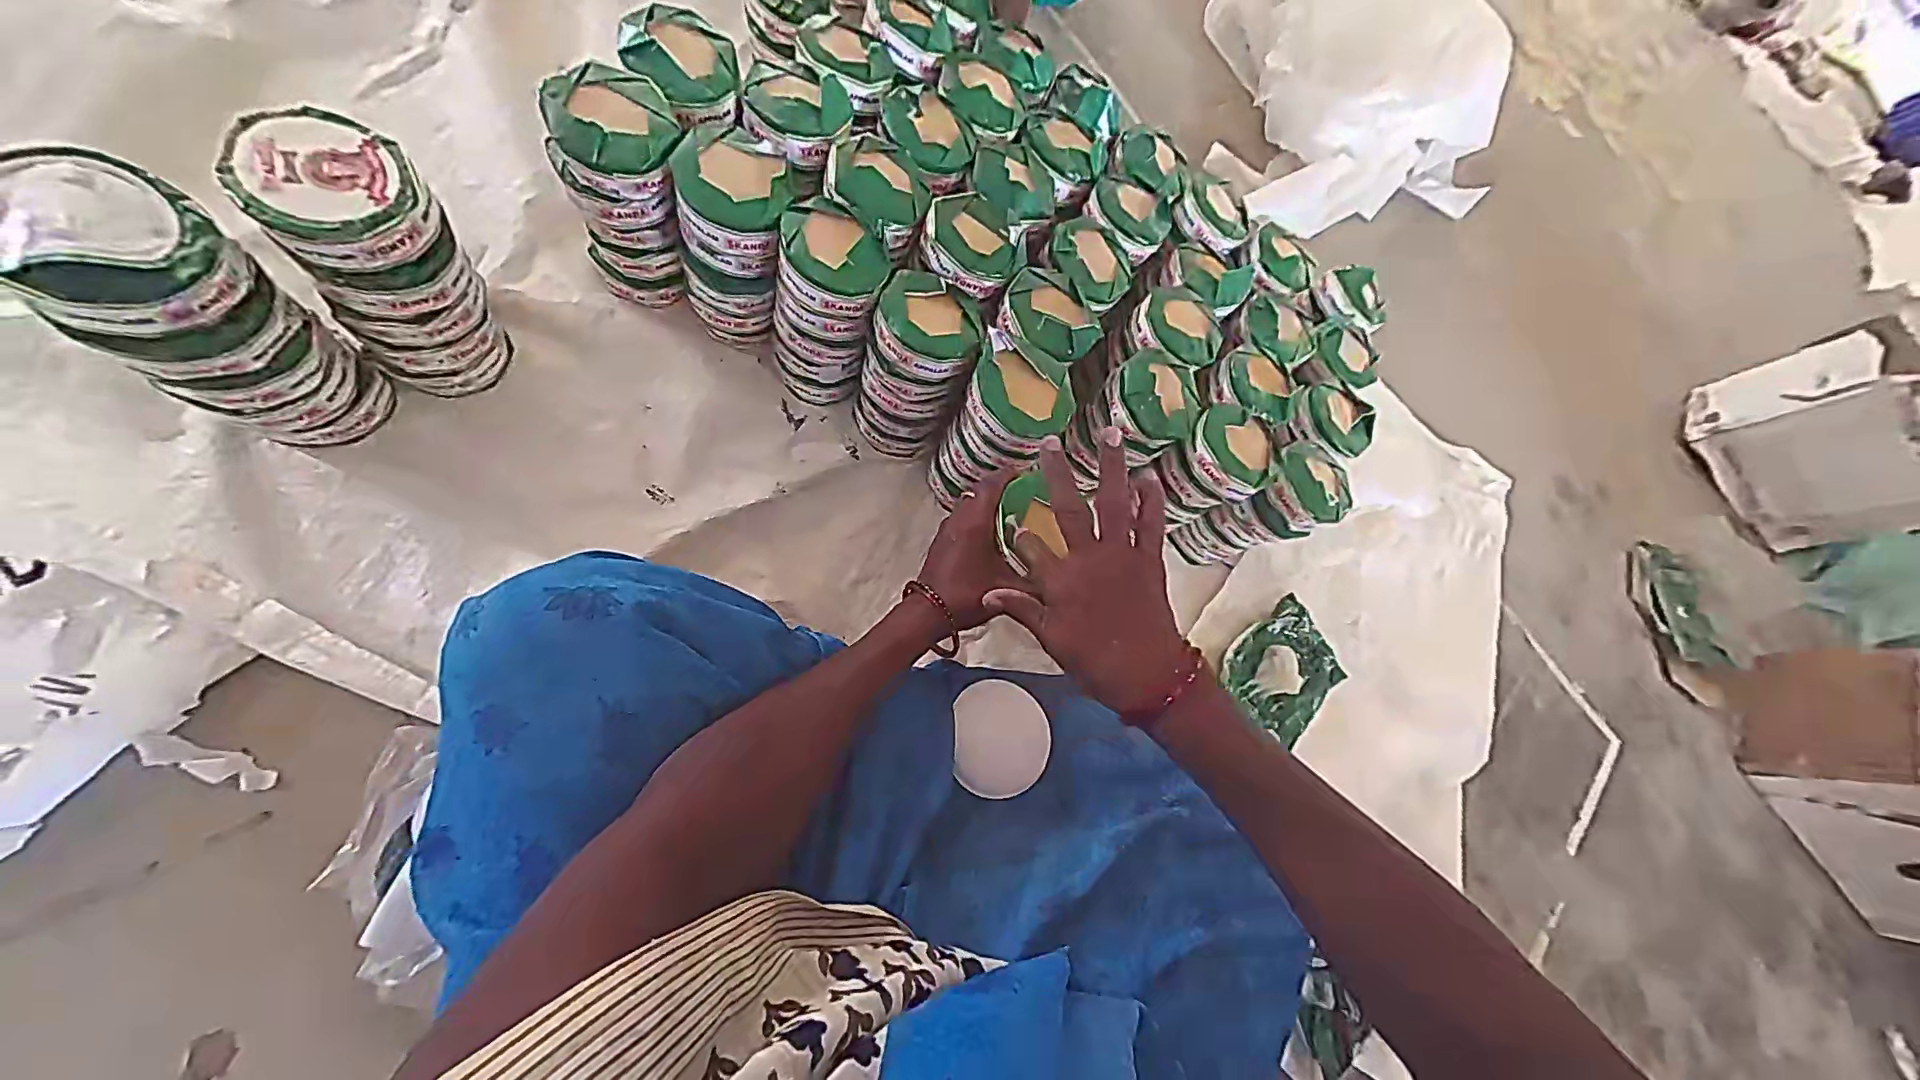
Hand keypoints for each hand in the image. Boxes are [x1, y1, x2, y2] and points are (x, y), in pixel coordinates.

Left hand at [915, 468, 1028, 631]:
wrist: (928, 612)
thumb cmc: (967, 594)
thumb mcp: (1008, 588)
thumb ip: (1035, 580)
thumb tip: (1060, 578)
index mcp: (976, 520)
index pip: (993, 484)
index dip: (1011, 475)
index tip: (1029, 473)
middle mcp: (959, 517)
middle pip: (980, 490)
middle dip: (1001, 487)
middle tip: (1024, 492)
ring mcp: (947, 528)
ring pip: (969, 503)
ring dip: (987, 502)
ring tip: (1011, 511)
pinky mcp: (941, 540)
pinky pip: (962, 517)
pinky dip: (976, 516)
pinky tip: (990, 534)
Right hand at [983, 429, 1195, 714]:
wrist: (1148, 675)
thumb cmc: (1094, 661)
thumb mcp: (1051, 639)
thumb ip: (1022, 609)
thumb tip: (990, 591)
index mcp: (1060, 579)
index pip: (1031, 546)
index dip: (1019, 534)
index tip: (1010, 519)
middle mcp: (1089, 557)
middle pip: (1069, 507)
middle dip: (1057, 474)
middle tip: (1049, 444)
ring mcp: (1122, 554)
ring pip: (1114, 503)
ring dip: (1111, 468)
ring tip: (1110, 436)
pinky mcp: (1149, 560)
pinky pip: (1151, 524)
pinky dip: (1150, 500)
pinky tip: (1147, 479)